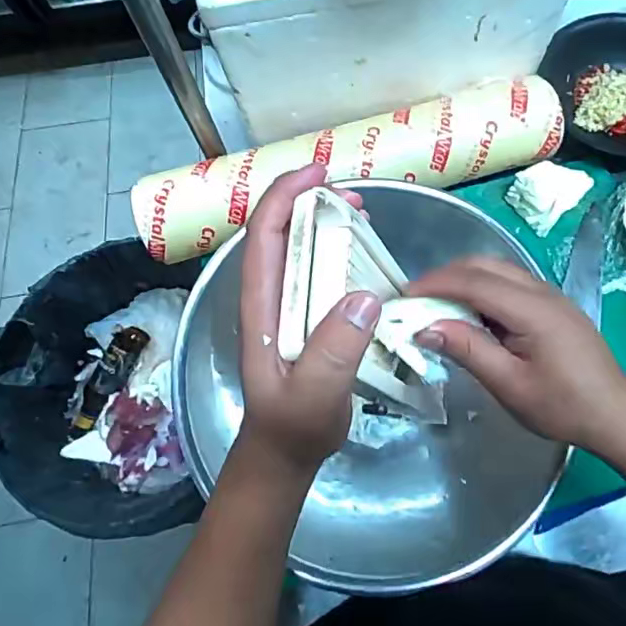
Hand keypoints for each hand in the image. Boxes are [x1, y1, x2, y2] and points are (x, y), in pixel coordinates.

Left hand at [235, 164, 380, 477]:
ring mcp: (286, 305)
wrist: (285, 452)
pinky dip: (335, 248)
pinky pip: (316, 269)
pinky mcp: (305, 316)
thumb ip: (333, 353)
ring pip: (297, 247)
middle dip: (307, 200)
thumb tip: (363, 298)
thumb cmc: (293, 426)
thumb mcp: (314, 396)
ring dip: (322, 220)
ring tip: (359, 210)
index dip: (283, 197)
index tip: (317, 173)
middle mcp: (270, 297)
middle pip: (278, 232)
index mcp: (262, 307)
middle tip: (351, 193)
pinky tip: (361, 249)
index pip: (262, 236)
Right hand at [406, 257, 625, 447]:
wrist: (616, 414)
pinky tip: (468, 312)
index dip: (435, 284)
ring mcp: (548, 294)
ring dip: (462, 279)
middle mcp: (541, 291)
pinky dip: (479, 287)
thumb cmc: (562, 405)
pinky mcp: (551, 304)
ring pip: (496, 269)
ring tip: (435, 304)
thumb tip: (426, 328)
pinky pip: (507, 282)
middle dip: (445, 276)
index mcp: (532, 310)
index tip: (405, 296)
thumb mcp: (509, 384)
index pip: (474, 282)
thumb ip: (468, 349)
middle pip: (483, 265)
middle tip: (416, 299)